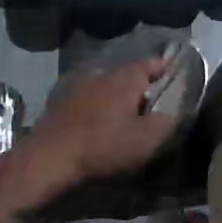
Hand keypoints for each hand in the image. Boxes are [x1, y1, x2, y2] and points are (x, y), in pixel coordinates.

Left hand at [0, 56, 176, 213]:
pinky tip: (95, 121)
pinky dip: (94, 106)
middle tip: (149, 101)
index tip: (171, 75)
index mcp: (124, 78)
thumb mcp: (146, 140)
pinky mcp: (58, 103)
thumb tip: (172, 113)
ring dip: (113, 95)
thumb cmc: (103, 147)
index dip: (162, 69)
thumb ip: (166, 122)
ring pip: (103, 85)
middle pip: (125, 74)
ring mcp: (76, 87)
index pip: (149, 63)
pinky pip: (85, 99)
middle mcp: (100, 74)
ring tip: (122, 113)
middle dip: (138, 85)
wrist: (49, 158)